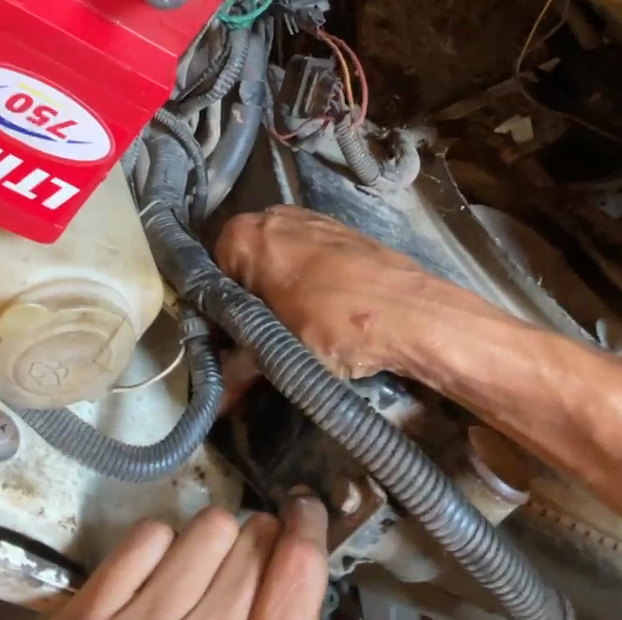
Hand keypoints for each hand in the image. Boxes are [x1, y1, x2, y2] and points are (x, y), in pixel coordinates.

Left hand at [58, 497, 328, 619]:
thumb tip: (295, 596)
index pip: (296, 575)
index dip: (309, 532)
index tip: (306, 513)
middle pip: (254, 541)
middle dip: (261, 544)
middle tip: (251, 567)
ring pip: (207, 529)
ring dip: (213, 545)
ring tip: (203, 577)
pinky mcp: (88, 615)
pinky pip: (148, 535)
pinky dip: (160, 550)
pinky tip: (157, 584)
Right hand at [214, 207, 501, 379]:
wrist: (412, 312)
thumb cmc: (334, 324)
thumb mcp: (280, 350)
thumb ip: (240, 369)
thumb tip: (216, 405)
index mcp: (244, 235)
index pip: (209, 275)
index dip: (214, 315)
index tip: (225, 346)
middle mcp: (271, 216)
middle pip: (242, 264)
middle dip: (246, 302)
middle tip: (257, 342)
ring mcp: (308, 218)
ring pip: (275, 260)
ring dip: (275, 293)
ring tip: (290, 332)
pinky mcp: (339, 229)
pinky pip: (306, 256)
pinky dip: (303, 282)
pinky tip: (318, 312)